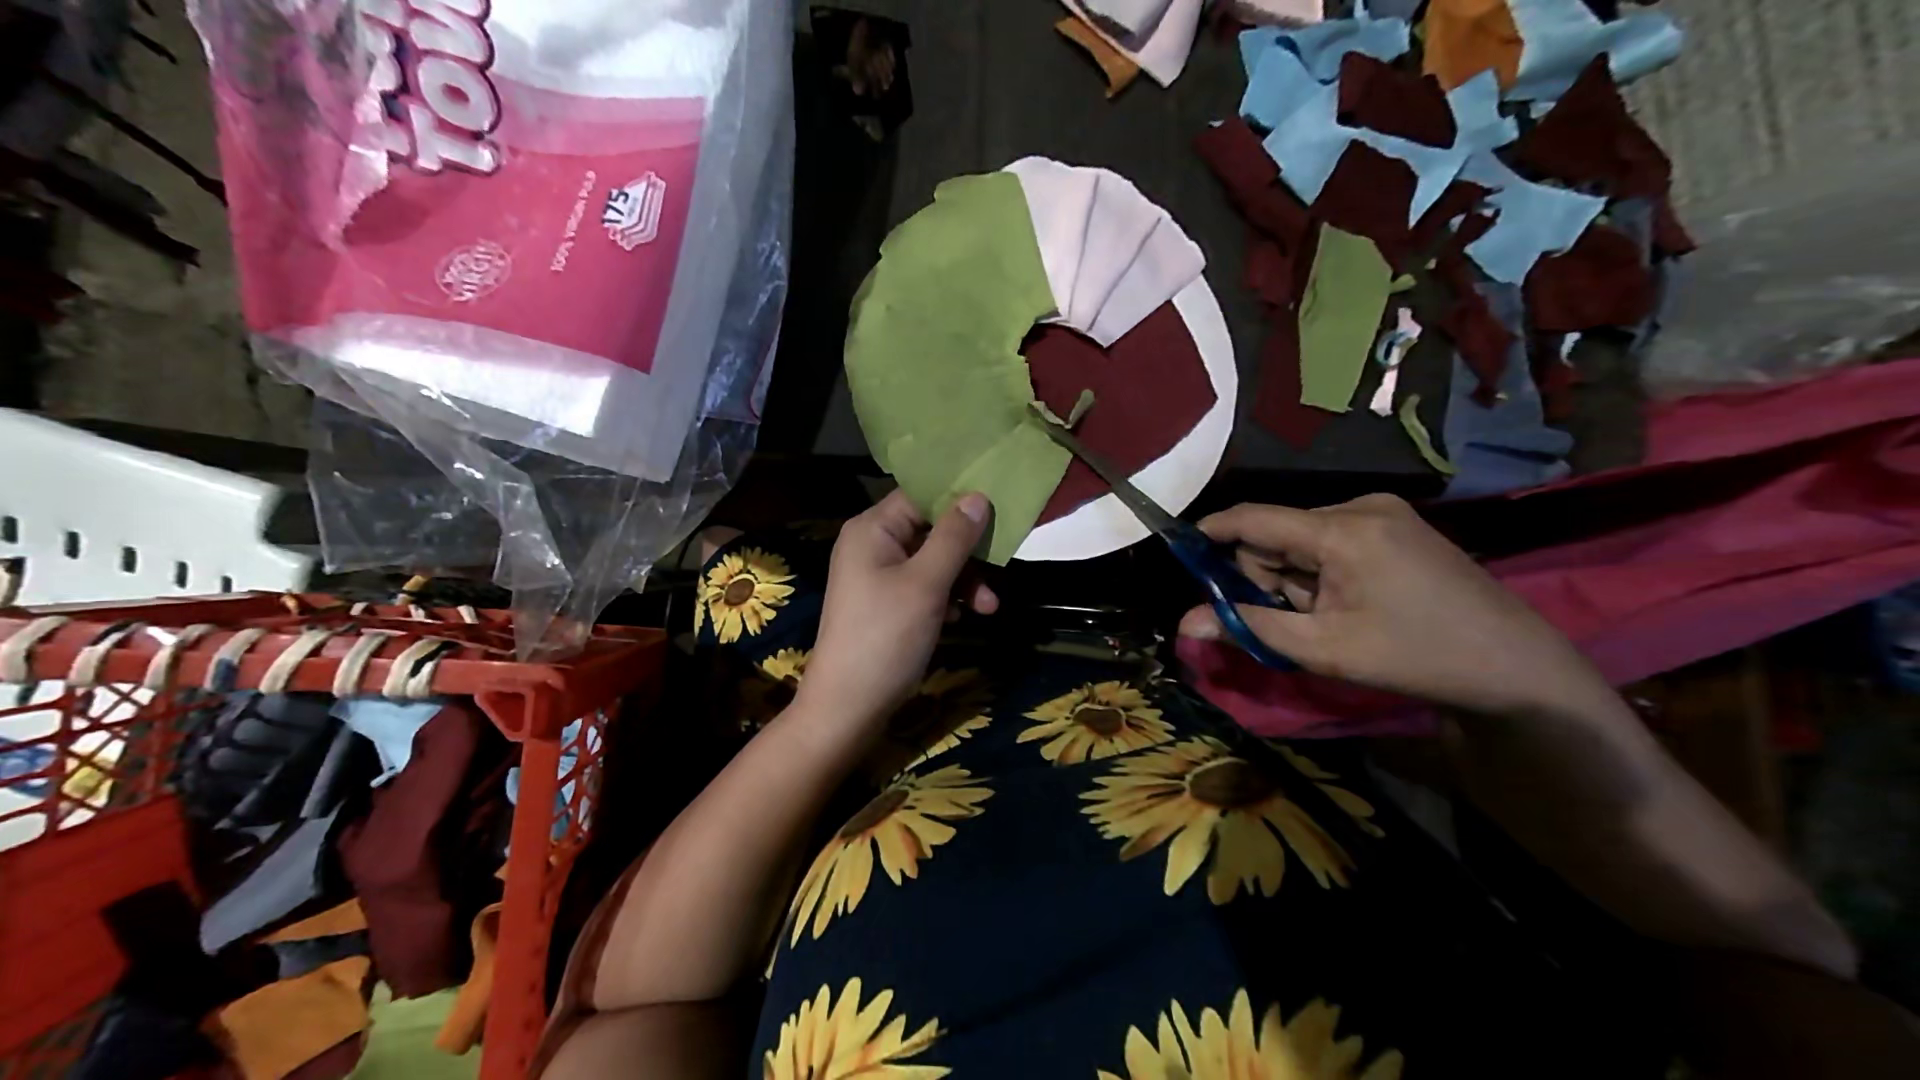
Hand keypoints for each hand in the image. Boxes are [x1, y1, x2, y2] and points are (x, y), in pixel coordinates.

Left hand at [796, 490, 996, 734]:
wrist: (848, 706)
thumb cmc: (885, 637)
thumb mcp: (926, 584)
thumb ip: (954, 537)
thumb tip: (978, 496)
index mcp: (872, 529)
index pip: (921, 495)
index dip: (959, 499)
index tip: (999, 509)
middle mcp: (872, 544)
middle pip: (931, 529)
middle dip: (968, 550)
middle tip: (1001, 568)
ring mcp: (878, 575)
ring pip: (933, 561)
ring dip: (964, 579)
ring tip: (989, 608)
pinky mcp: (887, 603)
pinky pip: (925, 586)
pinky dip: (947, 597)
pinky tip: (964, 618)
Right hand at [1178, 495, 1611, 717]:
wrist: (1515, 666)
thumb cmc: (1414, 657)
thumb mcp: (1322, 649)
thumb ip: (1248, 627)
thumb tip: (1186, 622)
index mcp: (1342, 531)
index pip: (1254, 518)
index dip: (1212, 532)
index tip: (1182, 551)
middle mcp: (1360, 506)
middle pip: (1277, 531)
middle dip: (1267, 575)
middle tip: (1292, 618)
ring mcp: (1384, 512)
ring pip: (1302, 537)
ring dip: (1295, 577)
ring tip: (1328, 615)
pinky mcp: (1397, 524)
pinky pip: (1330, 539)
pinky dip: (1320, 569)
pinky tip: (1346, 601)